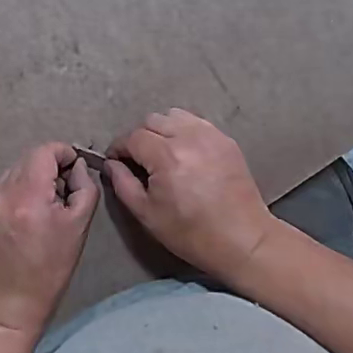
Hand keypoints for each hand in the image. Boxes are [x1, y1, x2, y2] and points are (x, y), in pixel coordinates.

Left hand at [0, 142, 99, 334]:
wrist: (9, 305)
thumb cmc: (50, 268)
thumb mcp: (80, 225)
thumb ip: (84, 186)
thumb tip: (78, 167)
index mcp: (28, 196)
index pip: (45, 151)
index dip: (65, 153)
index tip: (76, 169)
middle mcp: (3, 192)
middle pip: (30, 157)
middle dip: (52, 164)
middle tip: (67, 188)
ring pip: (18, 169)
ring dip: (37, 175)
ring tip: (49, 201)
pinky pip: (8, 185)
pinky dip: (24, 187)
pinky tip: (33, 211)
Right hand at [105, 108, 280, 281]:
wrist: (241, 237)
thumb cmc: (191, 232)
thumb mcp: (147, 214)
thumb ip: (124, 184)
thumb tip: (111, 164)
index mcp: (166, 155)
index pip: (133, 136)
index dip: (119, 147)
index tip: (115, 161)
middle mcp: (188, 136)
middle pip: (153, 120)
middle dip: (140, 137)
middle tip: (139, 159)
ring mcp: (210, 134)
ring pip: (176, 115)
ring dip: (163, 129)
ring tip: (162, 153)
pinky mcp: (225, 139)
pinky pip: (197, 123)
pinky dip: (185, 130)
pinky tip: (185, 152)